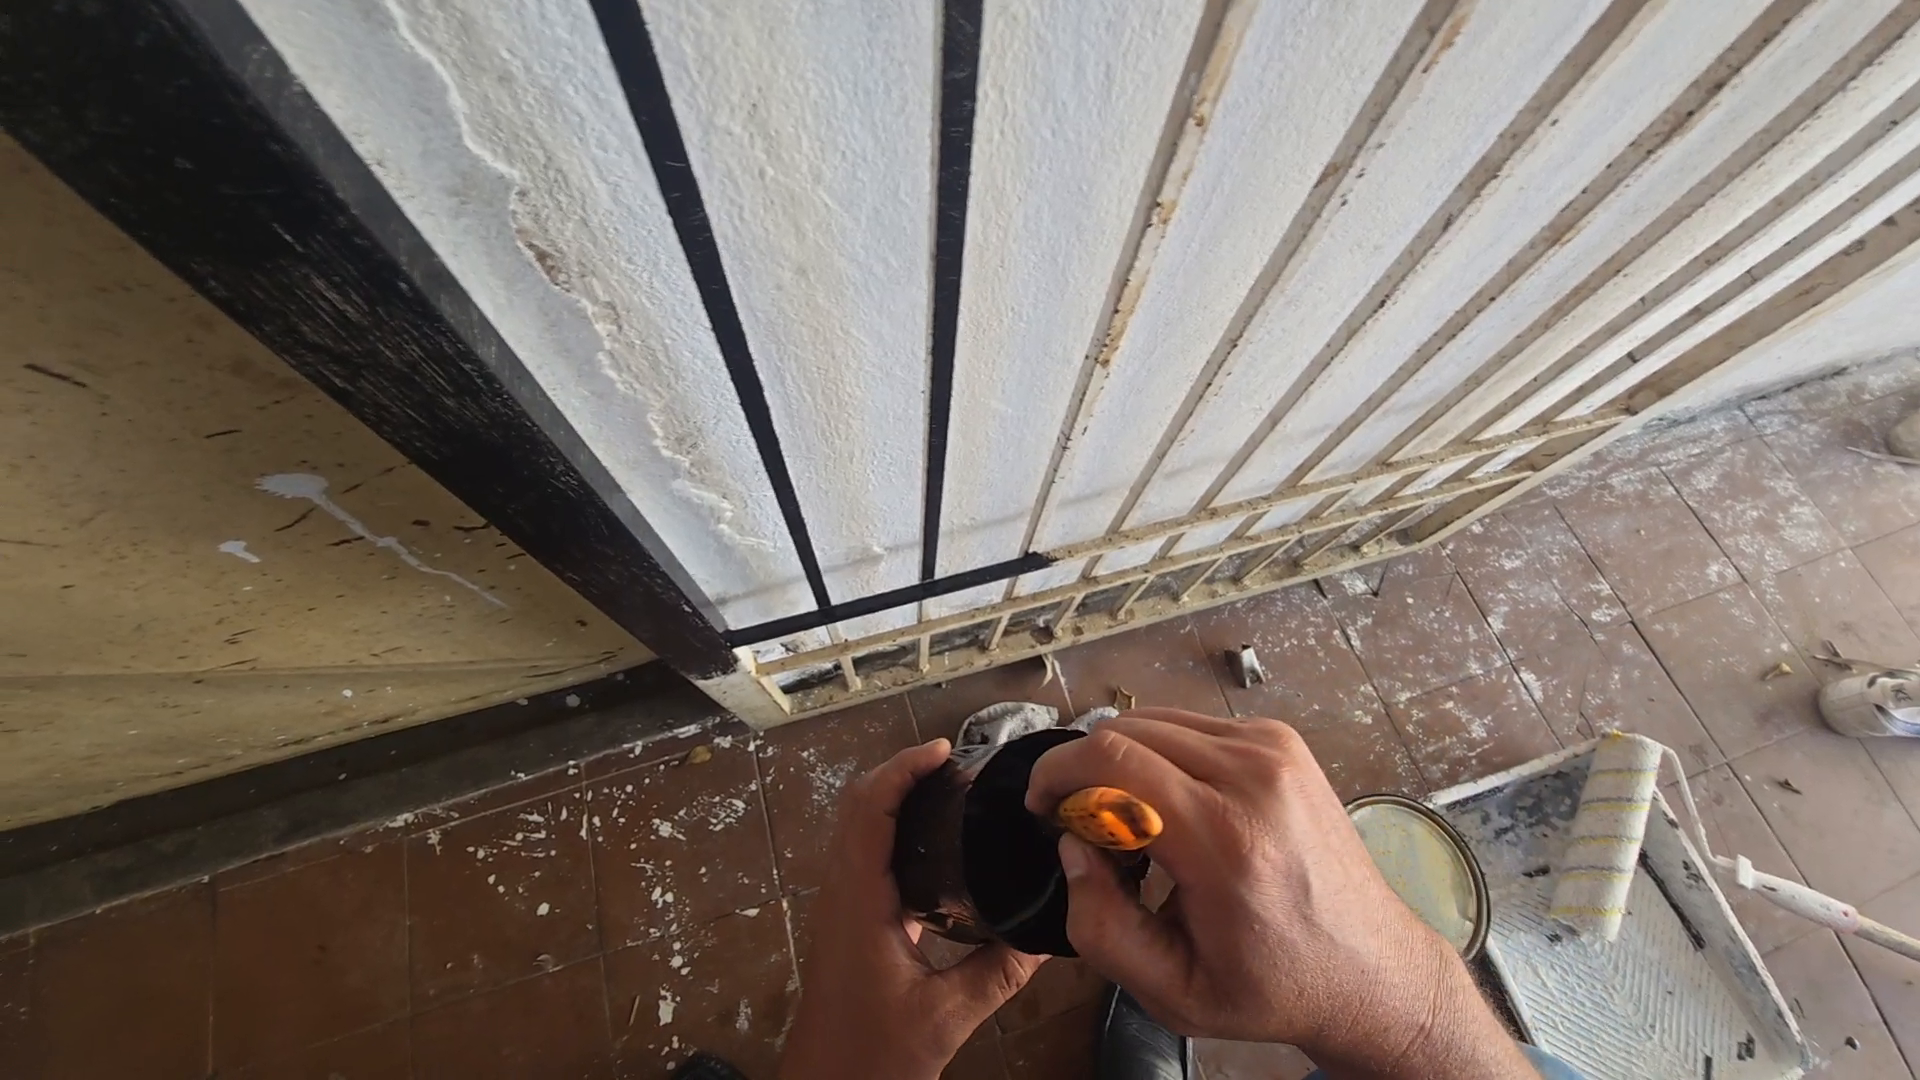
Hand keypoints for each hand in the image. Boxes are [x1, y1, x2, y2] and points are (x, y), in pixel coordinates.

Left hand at [779, 739, 1046, 1079]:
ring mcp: (840, 901)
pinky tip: (933, 840)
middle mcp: (842, 888)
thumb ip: (997, 973)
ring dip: (891, 793)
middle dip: (898, 771)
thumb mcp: (945, 1018)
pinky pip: (864, 850)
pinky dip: (891, 825)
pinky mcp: (848, 916)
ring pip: (856, 824)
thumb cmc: (872, 1055)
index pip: (870, 809)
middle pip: (857, 804)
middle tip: (949, 763)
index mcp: (859, 899)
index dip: (902, 769)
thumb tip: (1046, 932)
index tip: (943, 750)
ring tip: (943, 787)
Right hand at [1026, 709, 1532, 1078]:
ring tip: (1125, 812)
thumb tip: (1071, 843)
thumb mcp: (1172, 991)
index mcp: (1226, 837)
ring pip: (1152, 720)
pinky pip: (1187, 724)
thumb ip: (1098, 924)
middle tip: (1080, 819)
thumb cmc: (1272, 985)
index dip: (1057, 770)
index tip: (1042, 805)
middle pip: (1125, 731)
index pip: (1113, 760)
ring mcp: (1271, 747)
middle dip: (1081, 767)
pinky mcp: (1278, 738)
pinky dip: (1157, 752)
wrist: (1374, 969)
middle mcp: (1252, 773)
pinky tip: (1167, 798)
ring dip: (1118, 758)